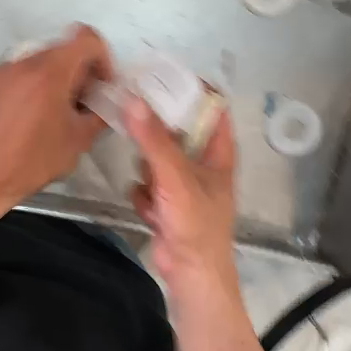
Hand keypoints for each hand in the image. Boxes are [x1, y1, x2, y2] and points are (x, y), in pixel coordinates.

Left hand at [0, 25, 114, 208]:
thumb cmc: (38, 158)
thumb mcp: (81, 138)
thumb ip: (102, 111)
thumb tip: (113, 100)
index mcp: (50, 71)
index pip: (87, 38)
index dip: (103, 58)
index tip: (101, 85)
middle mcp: (27, 61)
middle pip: (66, 48)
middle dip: (82, 70)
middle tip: (85, 101)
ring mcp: (8, 68)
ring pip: (47, 59)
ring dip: (61, 76)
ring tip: (62, 108)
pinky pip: (27, 69)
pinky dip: (41, 81)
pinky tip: (40, 110)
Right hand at [125, 96, 238, 298]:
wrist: (192, 274)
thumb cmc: (196, 222)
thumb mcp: (174, 176)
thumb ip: (153, 139)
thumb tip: (133, 99)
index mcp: (220, 152)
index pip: (211, 106)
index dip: (190, 89)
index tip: (159, 76)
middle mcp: (204, 164)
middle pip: (177, 130)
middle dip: (155, 129)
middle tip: (131, 111)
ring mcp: (184, 184)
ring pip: (157, 159)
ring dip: (148, 171)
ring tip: (150, 184)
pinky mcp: (167, 204)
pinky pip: (146, 185)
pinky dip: (144, 197)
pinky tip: (149, 211)